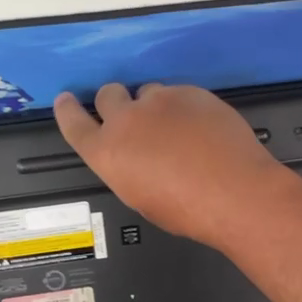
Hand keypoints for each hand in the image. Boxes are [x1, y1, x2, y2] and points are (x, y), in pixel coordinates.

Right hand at [54, 83, 294, 244]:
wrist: (235, 191)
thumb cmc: (187, 209)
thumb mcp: (141, 199)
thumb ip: (126, 169)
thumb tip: (134, 160)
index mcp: (107, 153)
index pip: (73, 123)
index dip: (67, 110)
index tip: (66, 100)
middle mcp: (127, 120)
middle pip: (107, 95)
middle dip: (115, 103)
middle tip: (132, 119)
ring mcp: (159, 101)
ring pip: (147, 92)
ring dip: (153, 107)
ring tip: (175, 131)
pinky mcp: (190, 93)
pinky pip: (178, 94)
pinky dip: (183, 108)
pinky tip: (200, 129)